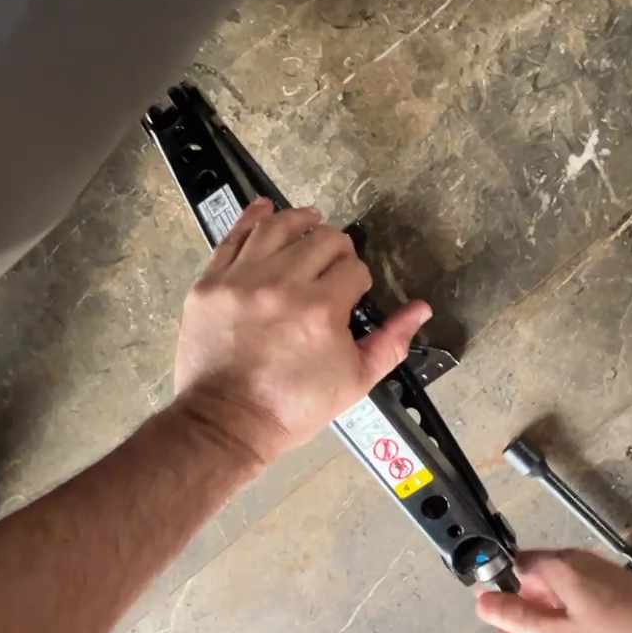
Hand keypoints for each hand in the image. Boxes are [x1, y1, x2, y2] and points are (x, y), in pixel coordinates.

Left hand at [173, 201, 429, 466]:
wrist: (227, 424)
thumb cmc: (291, 407)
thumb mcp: (355, 381)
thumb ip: (391, 341)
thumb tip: (420, 310)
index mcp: (322, 310)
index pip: (354, 269)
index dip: (359, 280)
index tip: (351, 295)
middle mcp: (283, 286)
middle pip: (322, 240)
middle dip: (337, 249)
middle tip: (334, 266)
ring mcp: (242, 281)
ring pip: (279, 227)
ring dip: (301, 221)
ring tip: (310, 222)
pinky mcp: (211, 284)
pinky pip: (233, 237)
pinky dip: (252, 218)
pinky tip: (266, 209)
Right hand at [475, 550, 631, 632]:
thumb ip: (520, 619)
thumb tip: (480, 602)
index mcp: (561, 568)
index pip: (515, 564)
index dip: (497, 586)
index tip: (490, 614)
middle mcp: (579, 563)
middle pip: (536, 578)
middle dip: (518, 608)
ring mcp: (600, 574)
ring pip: (557, 591)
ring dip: (540, 616)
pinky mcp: (616, 589)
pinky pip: (578, 597)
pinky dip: (563, 616)